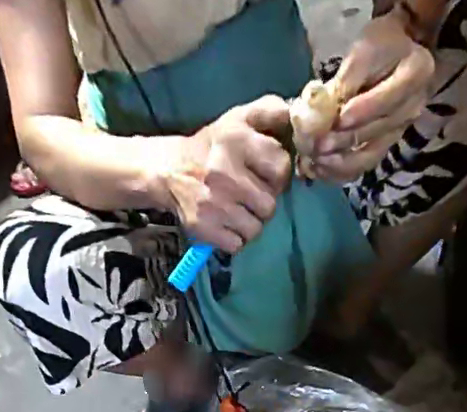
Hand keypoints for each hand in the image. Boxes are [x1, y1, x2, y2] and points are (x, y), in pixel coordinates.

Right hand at [156, 97, 292, 252]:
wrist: (170, 171)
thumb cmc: (213, 147)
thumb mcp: (239, 119)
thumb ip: (270, 111)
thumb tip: (295, 115)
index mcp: (237, 141)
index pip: (281, 168)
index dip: (276, 175)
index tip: (264, 174)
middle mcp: (225, 173)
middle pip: (270, 205)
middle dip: (262, 202)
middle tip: (248, 195)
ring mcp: (215, 204)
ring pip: (255, 228)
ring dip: (249, 223)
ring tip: (237, 210)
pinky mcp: (205, 228)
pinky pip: (237, 244)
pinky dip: (233, 238)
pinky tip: (225, 224)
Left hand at [304, 14, 434, 181]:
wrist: (397, 57)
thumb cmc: (381, 46)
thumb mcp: (365, 49)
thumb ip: (347, 80)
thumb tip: (323, 111)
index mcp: (415, 75)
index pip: (385, 100)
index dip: (360, 113)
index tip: (336, 120)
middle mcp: (411, 109)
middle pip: (373, 132)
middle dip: (341, 142)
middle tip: (313, 147)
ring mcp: (399, 132)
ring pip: (368, 158)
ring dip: (338, 164)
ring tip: (313, 162)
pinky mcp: (385, 146)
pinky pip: (363, 166)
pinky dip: (340, 171)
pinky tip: (320, 170)